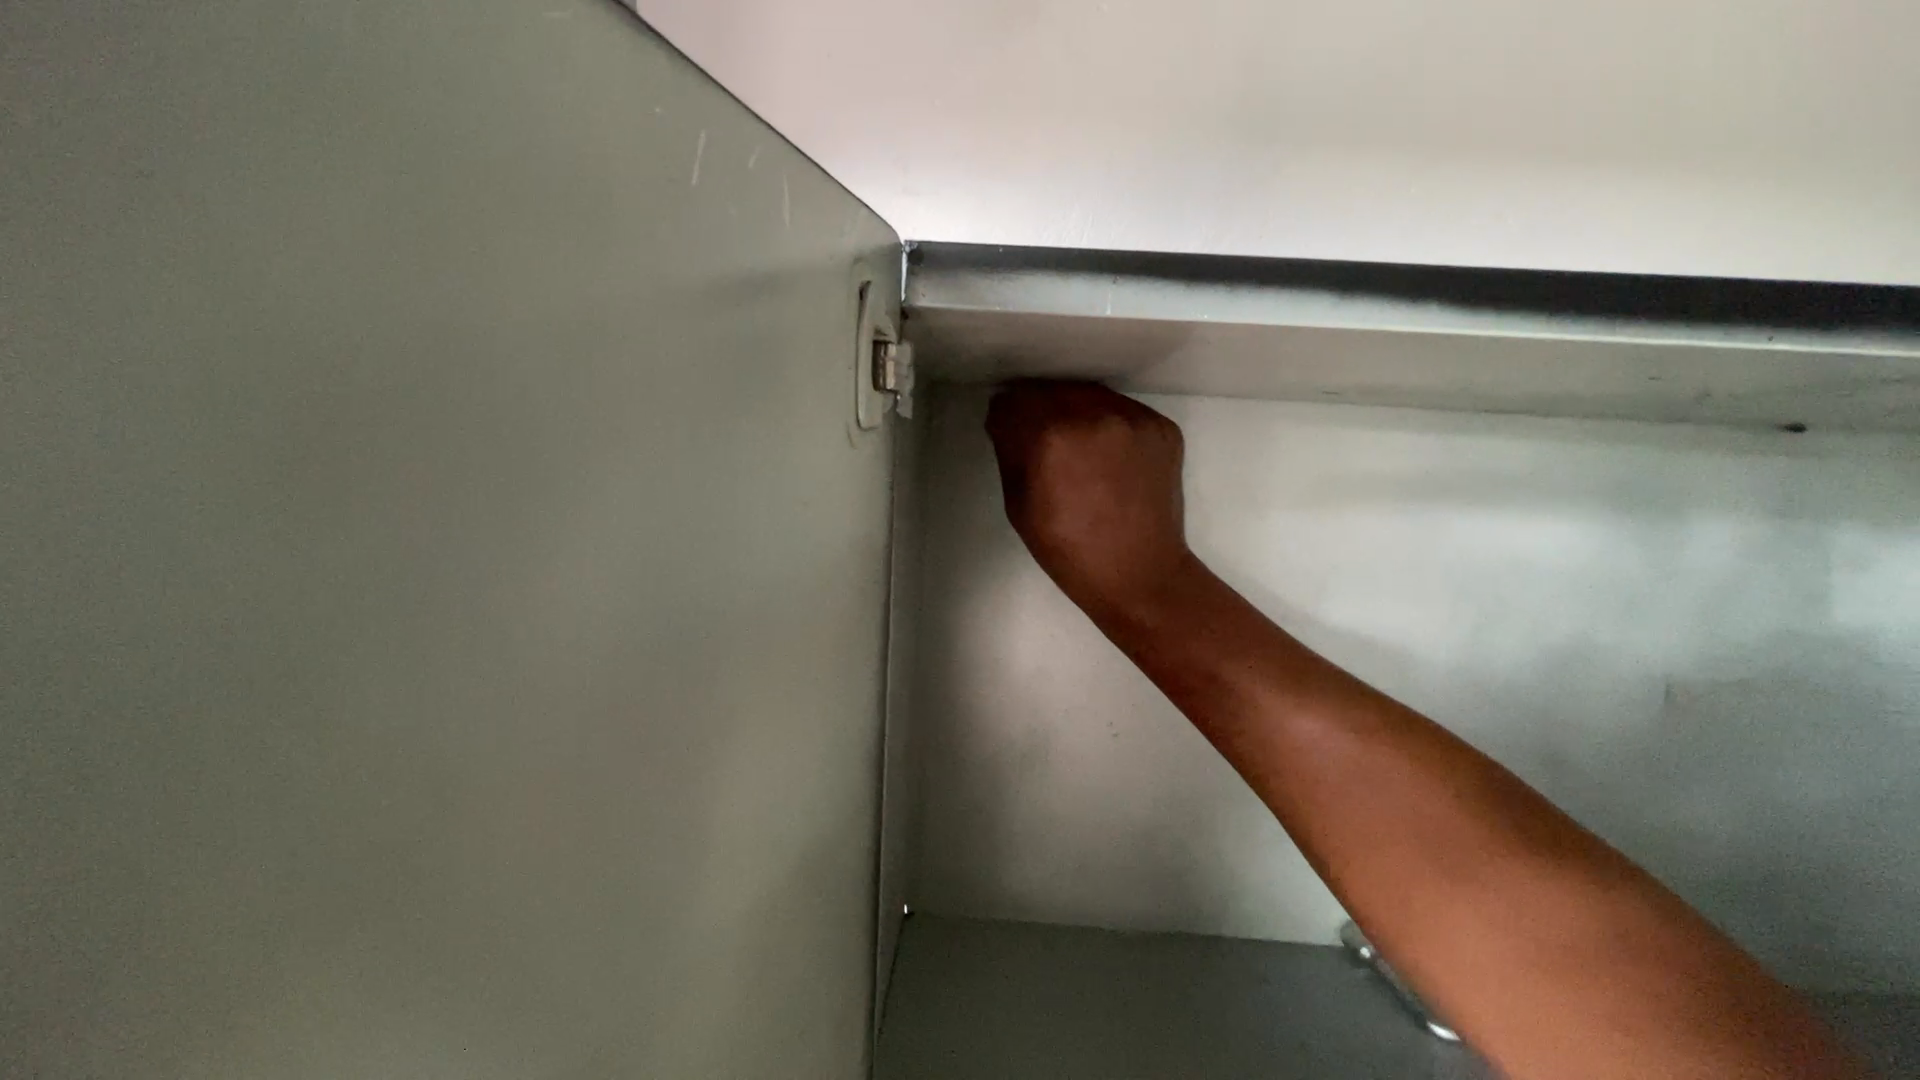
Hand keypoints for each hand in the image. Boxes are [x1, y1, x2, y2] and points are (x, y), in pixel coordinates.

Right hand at [985, 381, 1195, 610]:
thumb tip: (1007, 421)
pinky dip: (1109, 426)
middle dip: (1038, 411)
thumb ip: (1010, 453)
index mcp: (1052, 437)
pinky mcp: (1162, 427)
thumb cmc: (1068, 550)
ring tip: (1078, 448)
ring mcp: (1134, 419)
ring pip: (1089, 395)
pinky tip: (1109, 458)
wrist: (1140, 574)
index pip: (1013, 402)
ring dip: (1075, 412)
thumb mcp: (1018, 506)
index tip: (1008, 434)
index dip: (1005, 419)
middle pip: (1051, 390)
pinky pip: (1122, 411)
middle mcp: (1095, 416)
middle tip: (1042, 442)